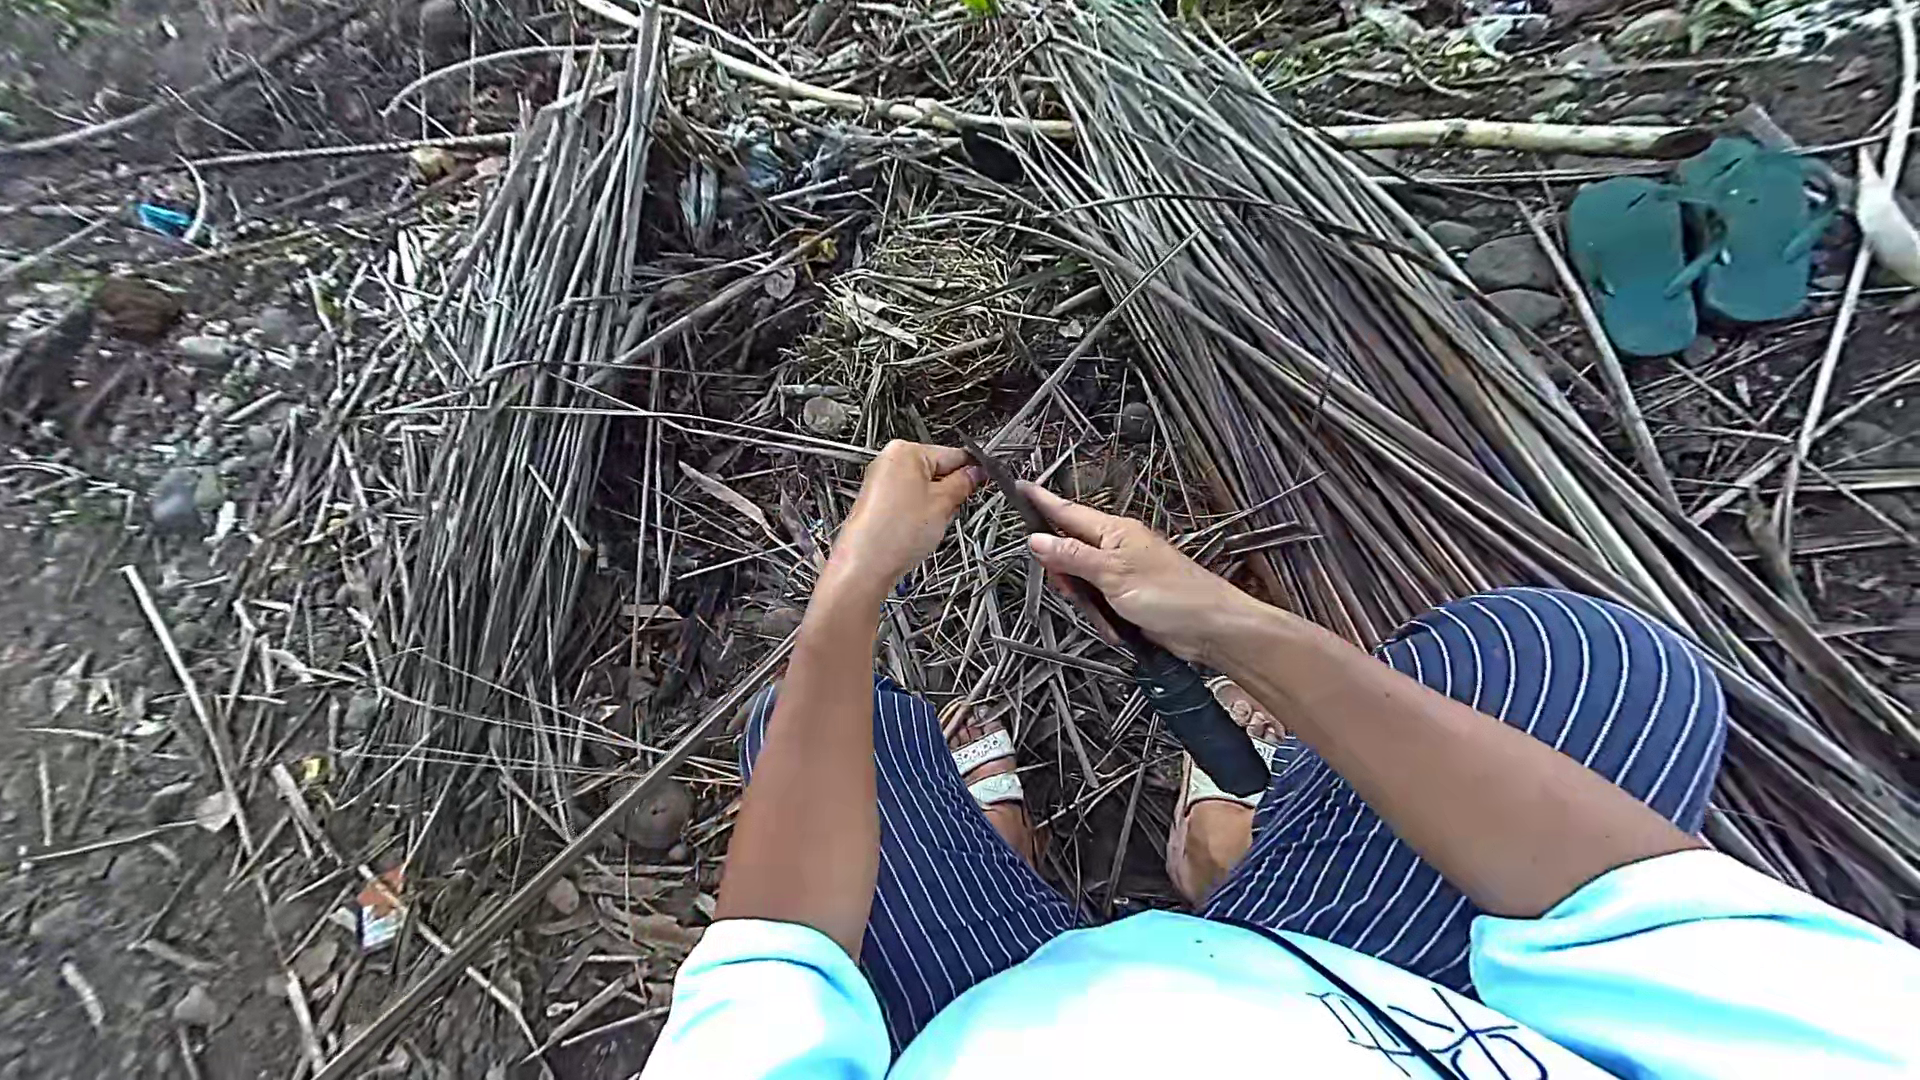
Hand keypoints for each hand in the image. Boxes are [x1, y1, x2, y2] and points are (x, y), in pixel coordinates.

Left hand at [828, 440, 982, 587]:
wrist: (865, 565)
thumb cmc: (894, 533)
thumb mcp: (943, 503)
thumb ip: (964, 482)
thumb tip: (976, 472)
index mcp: (905, 451)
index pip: (952, 454)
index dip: (971, 471)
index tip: (983, 482)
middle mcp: (889, 461)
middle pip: (937, 470)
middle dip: (949, 491)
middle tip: (948, 511)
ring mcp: (881, 481)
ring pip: (925, 488)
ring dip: (935, 505)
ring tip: (927, 524)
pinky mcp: (878, 502)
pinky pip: (910, 501)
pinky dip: (919, 514)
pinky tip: (916, 530)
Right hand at [1022, 482, 1260, 665]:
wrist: (1211, 627)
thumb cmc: (1177, 595)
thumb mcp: (1112, 573)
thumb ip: (1072, 556)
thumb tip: (1039, 540)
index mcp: (1114, 531)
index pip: (1067, 511)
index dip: (1041, 501)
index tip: (1021, 489)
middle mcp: (1117, 548)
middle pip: (1068, 550)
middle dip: (1062, 572)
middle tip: (1066, 585)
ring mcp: (1122, 572)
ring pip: (1080, 579)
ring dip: (1084, 599)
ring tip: (1098, 610)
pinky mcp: (1127, 596)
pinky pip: (1097, 600)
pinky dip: (1100, 614)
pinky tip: (1112, 623)